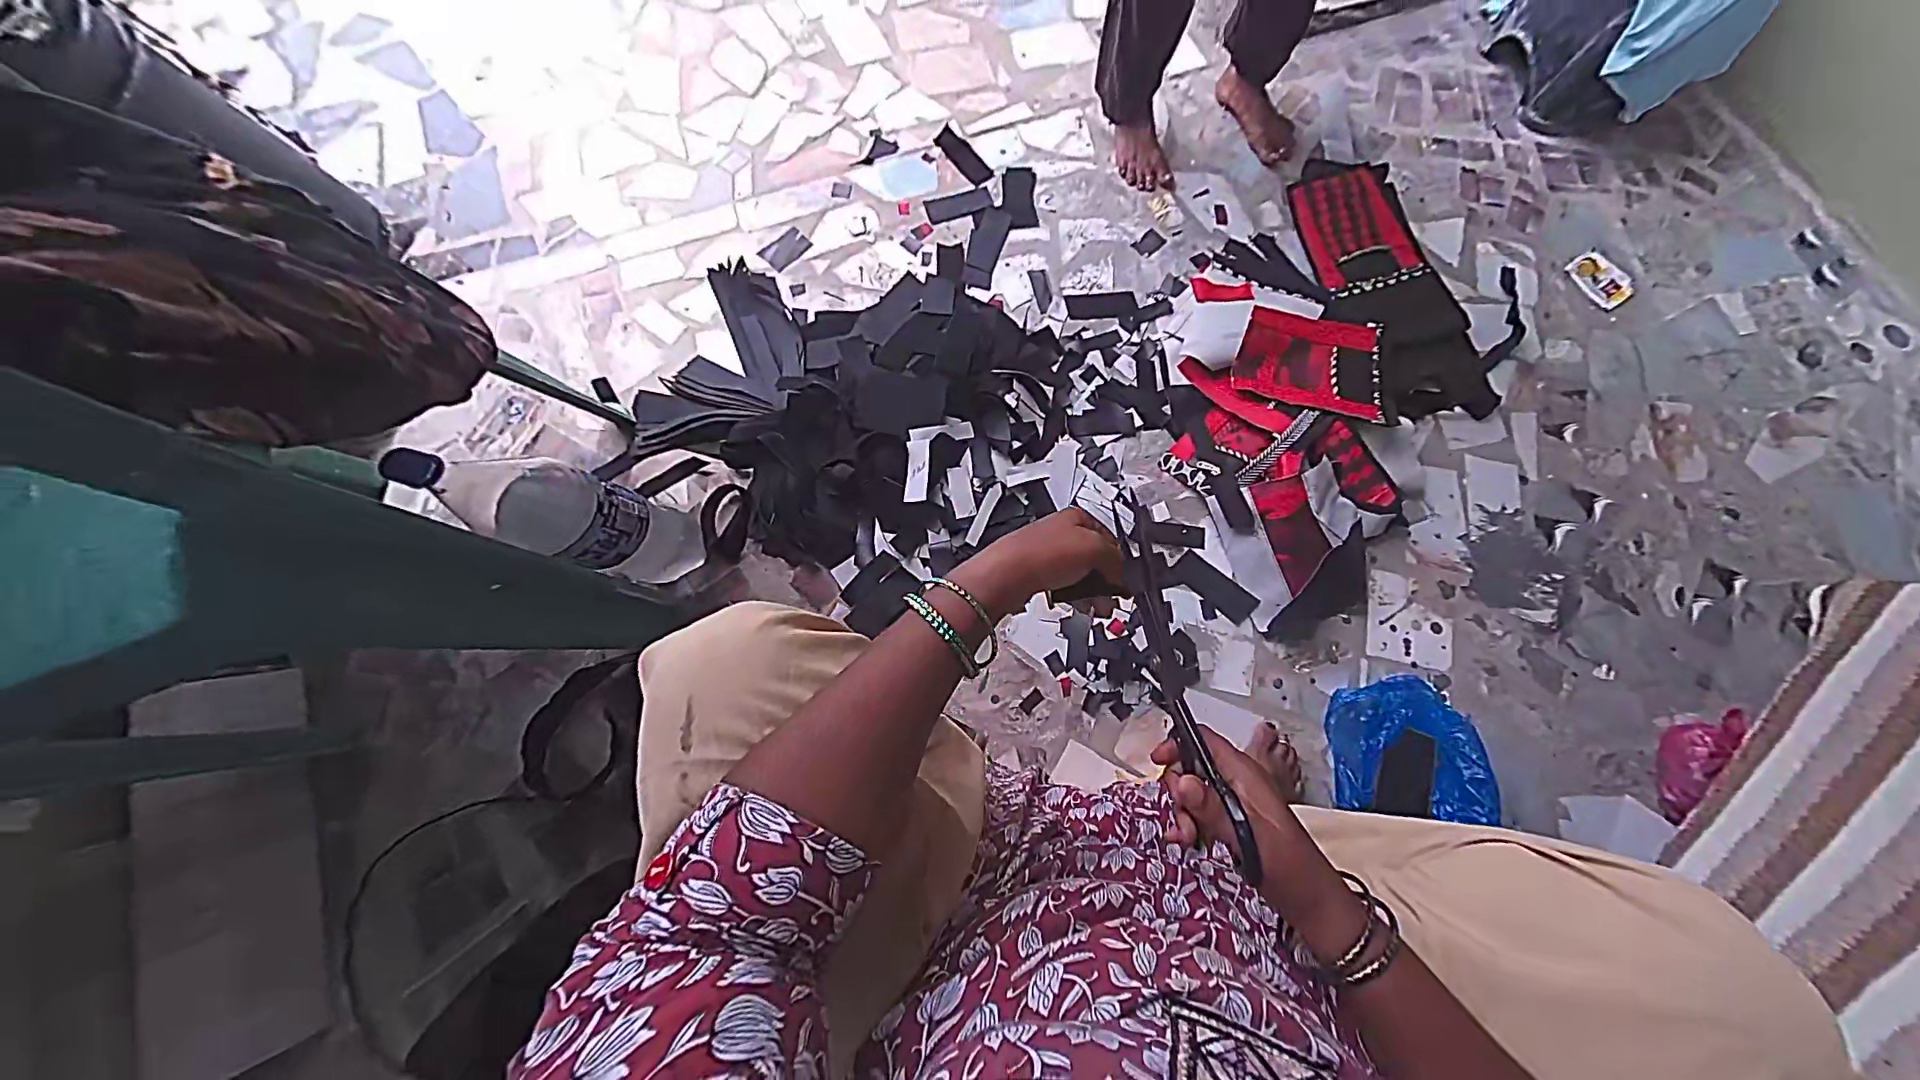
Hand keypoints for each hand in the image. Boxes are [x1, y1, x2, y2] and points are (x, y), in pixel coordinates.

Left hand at [950, 507, 1123, 618]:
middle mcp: (1061, 532)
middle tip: (1114, 597)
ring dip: (1092, 592)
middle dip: (1107, 581)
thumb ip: (1116, 559)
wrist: (1005, 575)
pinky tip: (1077, 605)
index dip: (1121, 561)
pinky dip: (1073, 596)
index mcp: (1077, 517)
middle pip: (1095, 559)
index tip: (1128, 580)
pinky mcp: (1037, 574)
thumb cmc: (1040, 553)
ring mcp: (1048, 554)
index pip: (1111, 538)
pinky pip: (1063, 587)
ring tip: (1098, 606)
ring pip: (1079, 575)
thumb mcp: (1095, 549)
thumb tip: (1122, 574)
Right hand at [1152, 724, 1294, 855]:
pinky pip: (1200, 813)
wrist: (1313, 903)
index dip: (1177, 743)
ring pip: (1192, 792)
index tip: (1158, 761)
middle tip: (1182, 822)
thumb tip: (1181, 781)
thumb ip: (1212, 808)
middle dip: (1177, 791)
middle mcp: (1236, 781)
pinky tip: (1190, 843)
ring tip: (1187, 838)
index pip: (1203, 739)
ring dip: (1182, 813)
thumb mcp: (1246, 836)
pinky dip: (1190, 825)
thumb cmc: (1289, 867)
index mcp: (1243, 773)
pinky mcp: (1231, 820)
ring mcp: (1234, 801)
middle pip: (1191, 767)